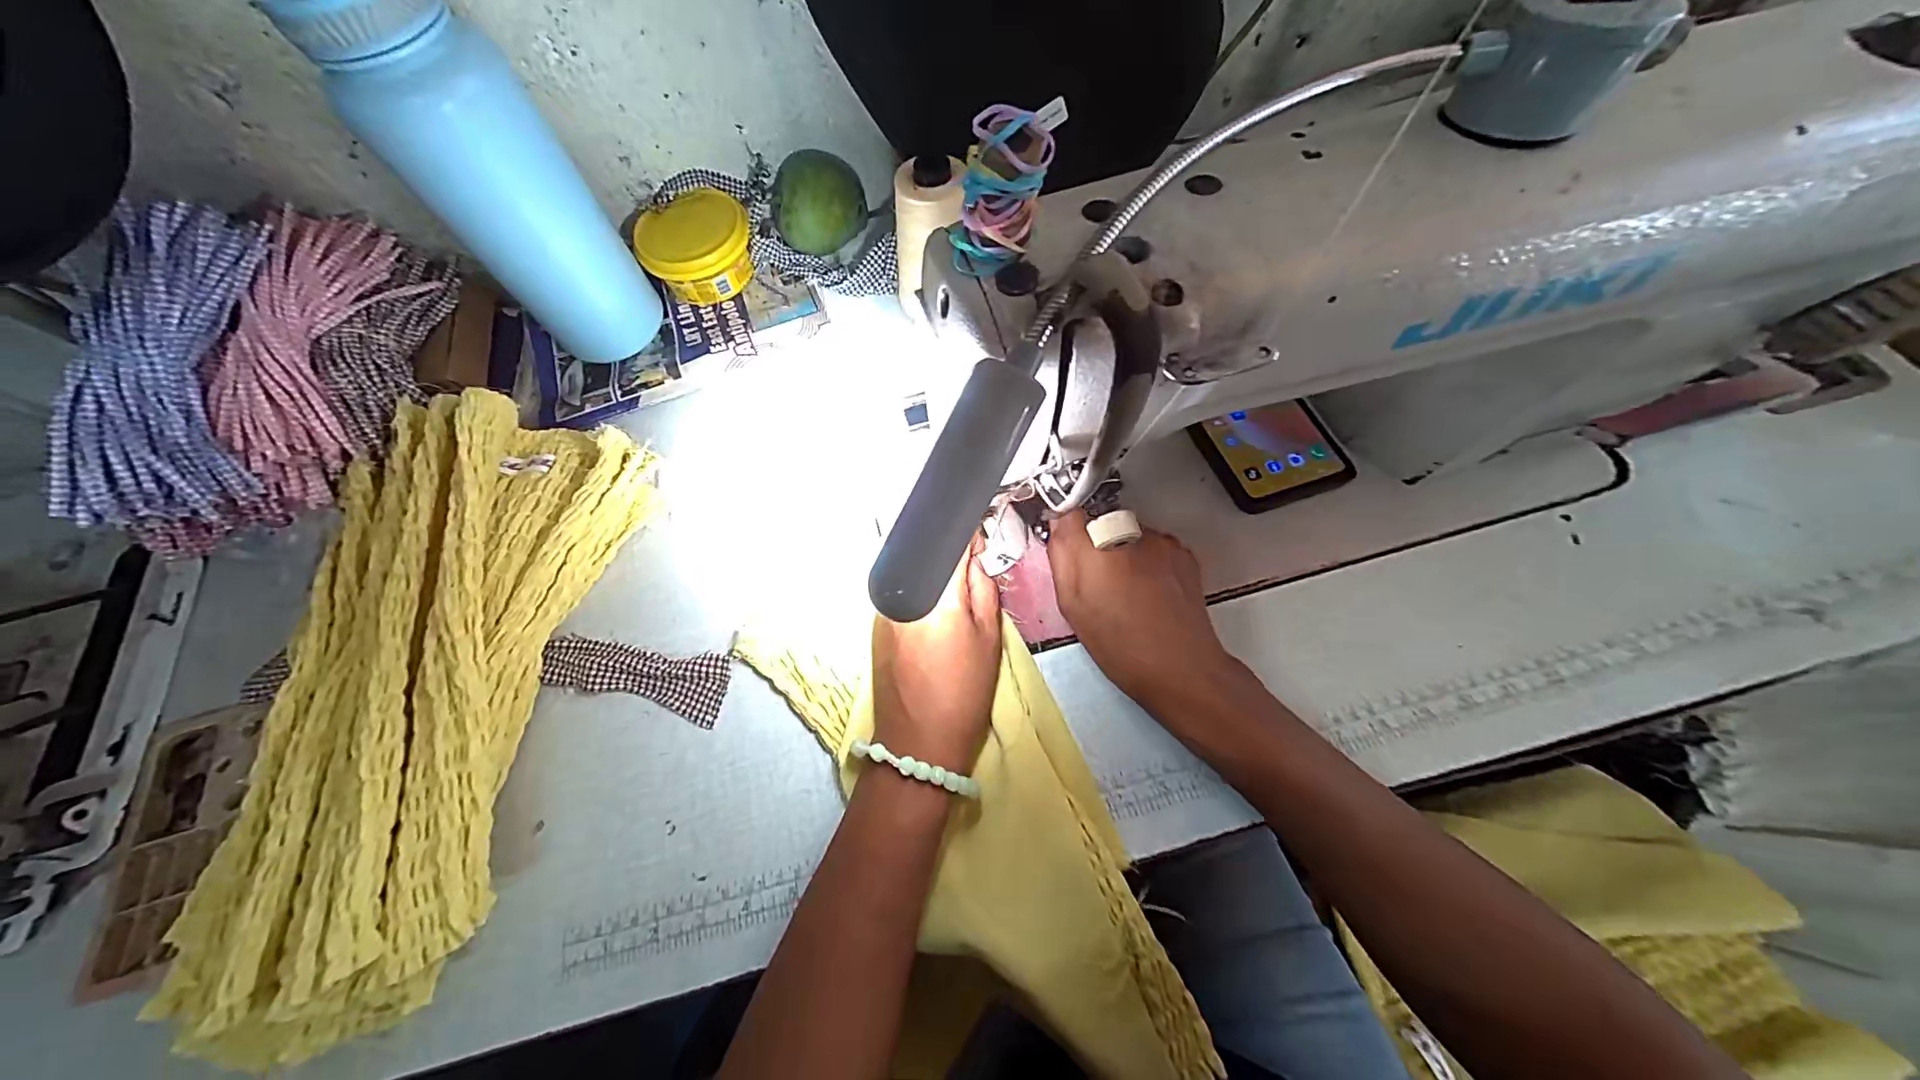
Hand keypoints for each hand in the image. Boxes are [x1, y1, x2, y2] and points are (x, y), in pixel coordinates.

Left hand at [870, 540, 1001, 772]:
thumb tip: (975, 552)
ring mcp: (881, 606)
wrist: (918, 742)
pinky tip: (935, 607)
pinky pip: (899, 587)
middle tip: (972, 561)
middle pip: (923, 548)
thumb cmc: (964, 692)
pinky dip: (917, 586)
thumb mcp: (989, 636)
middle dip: (948, 548)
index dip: (965, 528)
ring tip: (955, 587)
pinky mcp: (874, 621)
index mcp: (933, 592)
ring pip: (909, 566)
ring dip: (931, 567)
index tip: (979, 529)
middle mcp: (899, 591)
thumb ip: (982, 585)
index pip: (947, 538)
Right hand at [1047, 510, 1243, 714]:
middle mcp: (1130, 533)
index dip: (1066, 527)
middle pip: (1100, 520)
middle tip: (1096, 580)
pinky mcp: (1181, 551)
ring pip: (1127, 531)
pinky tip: (1147, 591)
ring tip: (1125, 590)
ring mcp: (1160, 541)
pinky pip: (1152, 544)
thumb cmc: (1121, 647)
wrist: (1181, 666)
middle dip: (1094, 541)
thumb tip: (1058, 526)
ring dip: (1121, 550)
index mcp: (1096, 546)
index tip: (1067, 545)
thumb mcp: (1072, 607)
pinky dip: (1145, 560)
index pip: (1071, 511)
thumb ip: (1061, 558)